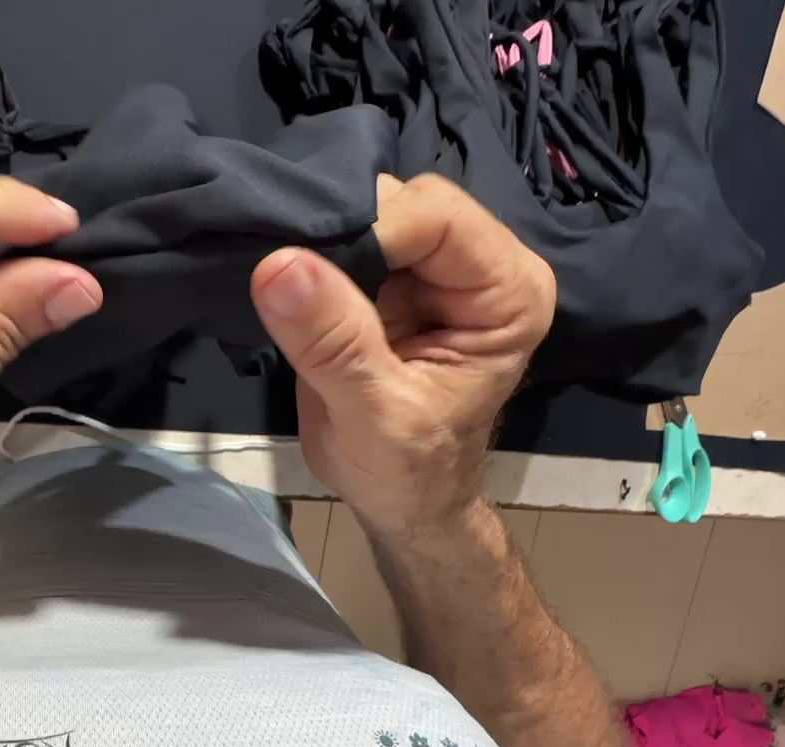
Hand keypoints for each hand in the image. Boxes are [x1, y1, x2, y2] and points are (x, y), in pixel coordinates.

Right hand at [250, 174, 554, 539]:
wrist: (400, 504)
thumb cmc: (408, 474)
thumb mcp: (375, 417)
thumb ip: (335, 344)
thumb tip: (279, 266)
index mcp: (506, 293)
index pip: (436, 217)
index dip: (369, 234)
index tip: (307, 273)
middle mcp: (476, 268)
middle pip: (402, 204)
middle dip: (342, 236)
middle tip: (287, 280)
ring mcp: (428, 274)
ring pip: (366, 216)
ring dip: (318, 246)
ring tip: (281, 285)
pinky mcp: (386, 286)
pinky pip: (341, 246)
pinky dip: (308, 262)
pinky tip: (284, 289)